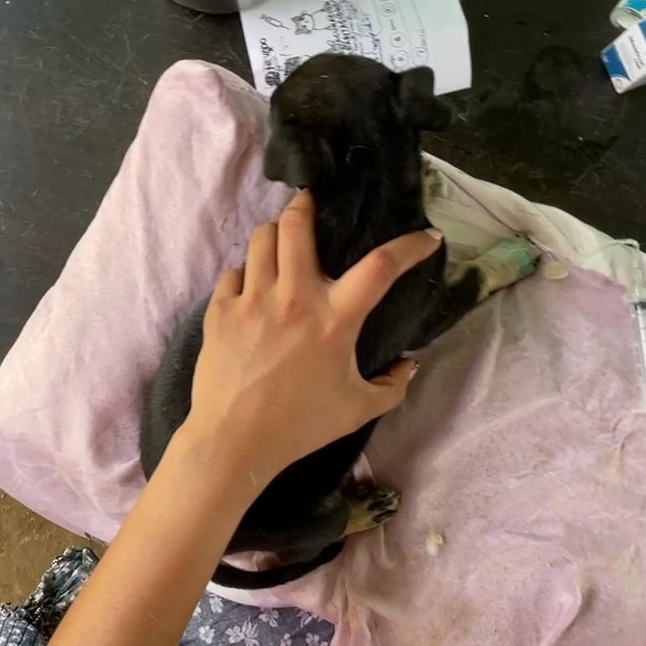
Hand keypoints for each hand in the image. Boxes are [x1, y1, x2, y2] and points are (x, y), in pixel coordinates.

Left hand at [180, 190, 442, 486]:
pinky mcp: (220, 311)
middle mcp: (292, 298)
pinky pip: (233, 273)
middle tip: (312, 204)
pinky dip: (246, 272)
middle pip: (297, 226)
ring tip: (282, 239)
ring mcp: (251, 300)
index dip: (409, 246)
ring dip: (275, 232)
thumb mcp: (358, 409)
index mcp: (334, 320)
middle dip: (306, 205)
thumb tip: (411, 363)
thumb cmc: (299, 426)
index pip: (380, 266)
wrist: (233, 441)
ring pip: (260, 239)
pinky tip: (252, 285)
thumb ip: (393, 385)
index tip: (426, 238)